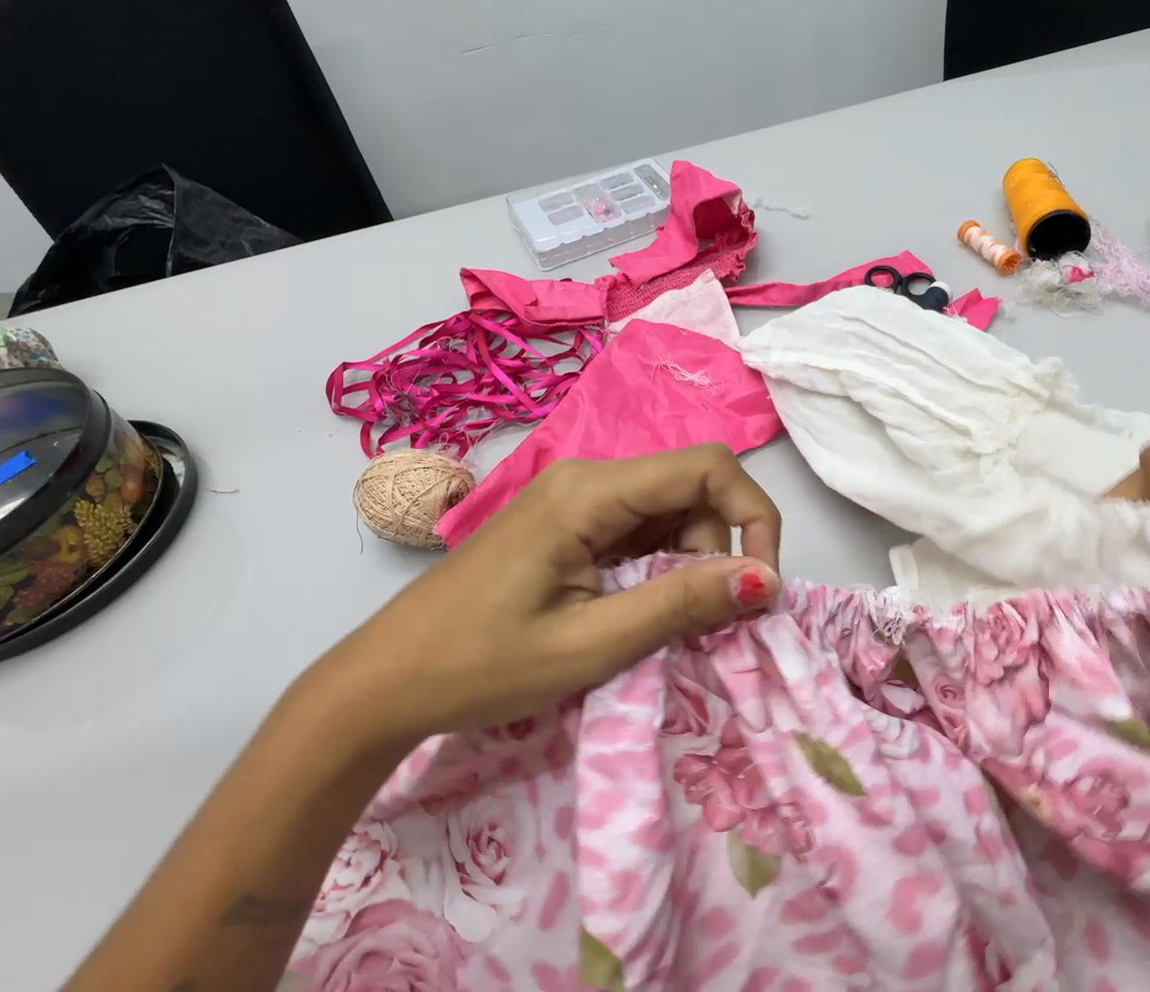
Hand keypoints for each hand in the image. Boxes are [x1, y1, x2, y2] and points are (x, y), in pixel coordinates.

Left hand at [302, 445, 781, 752]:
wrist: (385, 682)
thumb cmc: (480, 665)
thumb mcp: (590, 644)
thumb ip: (680, 604)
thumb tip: (764, 579)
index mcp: (589, 492)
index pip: (707, 467)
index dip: (754, 517)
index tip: (761, 588)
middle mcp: (585, 479)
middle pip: (692, 489)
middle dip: (720, 550)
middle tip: (707, 623)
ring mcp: (573, 502)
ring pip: (669, 512)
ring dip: (691, 564)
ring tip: (668, 626)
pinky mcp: (566, 527)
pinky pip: (637, 533)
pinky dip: (660, 570)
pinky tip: (640, 614)